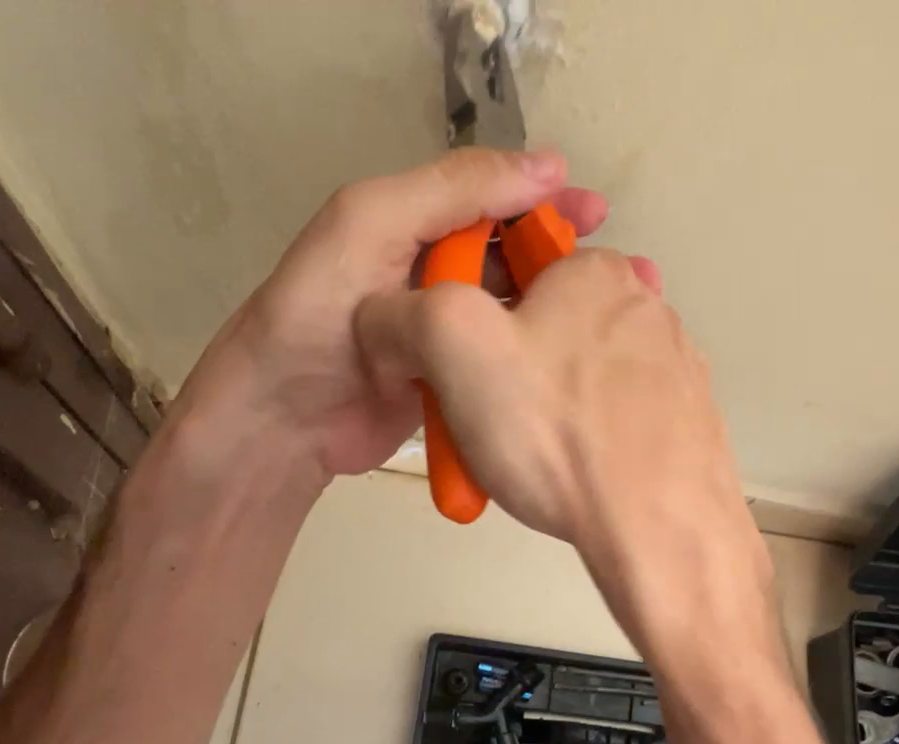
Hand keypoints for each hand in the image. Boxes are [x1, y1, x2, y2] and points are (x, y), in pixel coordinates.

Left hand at [166, 148, 608, 480]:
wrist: (282, 423)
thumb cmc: (314, 317)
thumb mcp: (373, 225)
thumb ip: (453, 190)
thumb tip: (546, 164)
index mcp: (409, 224)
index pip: (489, 198)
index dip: (542, 199)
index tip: (595, 212)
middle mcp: (428, 272)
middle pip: (508, 253)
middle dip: (559, 253)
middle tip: (616, 267)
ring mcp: (442, 332)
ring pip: (510, 308)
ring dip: (556, 306)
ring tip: (608, 312)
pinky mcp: (452, 382)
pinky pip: (501, 359)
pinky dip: (535, 355)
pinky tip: (573, 359)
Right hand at [355, 246, 757, 591]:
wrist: (661, 531)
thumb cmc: (557, 432)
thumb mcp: (453, 345)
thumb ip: (404, 313)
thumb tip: (385, 320)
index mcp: (595, 271)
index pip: (517, 265)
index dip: (474, 313)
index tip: (459, 367)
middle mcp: (648, 307)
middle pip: (550, 327)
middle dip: (511, 370)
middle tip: (486, 423)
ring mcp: (678, 368)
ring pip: (584, 378)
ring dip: (548, 411)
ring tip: (529, 462)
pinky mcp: (691, 423)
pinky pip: (619, 420)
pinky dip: (590, 442)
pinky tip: (577, 478)